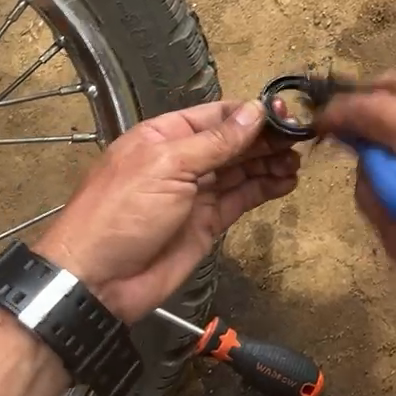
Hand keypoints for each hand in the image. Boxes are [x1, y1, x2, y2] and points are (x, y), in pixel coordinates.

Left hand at [37, 100, 298, 320]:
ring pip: (244, 168)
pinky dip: (267, 188)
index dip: (251, 113)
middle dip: (267, 138)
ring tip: (297, 161)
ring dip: (271, 162)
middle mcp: (184, 160)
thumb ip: (216, 141)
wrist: (94, 284)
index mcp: (167, 136)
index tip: (285, 112)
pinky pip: (243, 197)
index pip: (218, 115)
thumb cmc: (121, 214)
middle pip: (235, 141)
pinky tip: (288, 182)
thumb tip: (256, 112)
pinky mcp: (209, 222)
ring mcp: (198, 192)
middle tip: (301, 137)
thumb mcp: (167, 167)